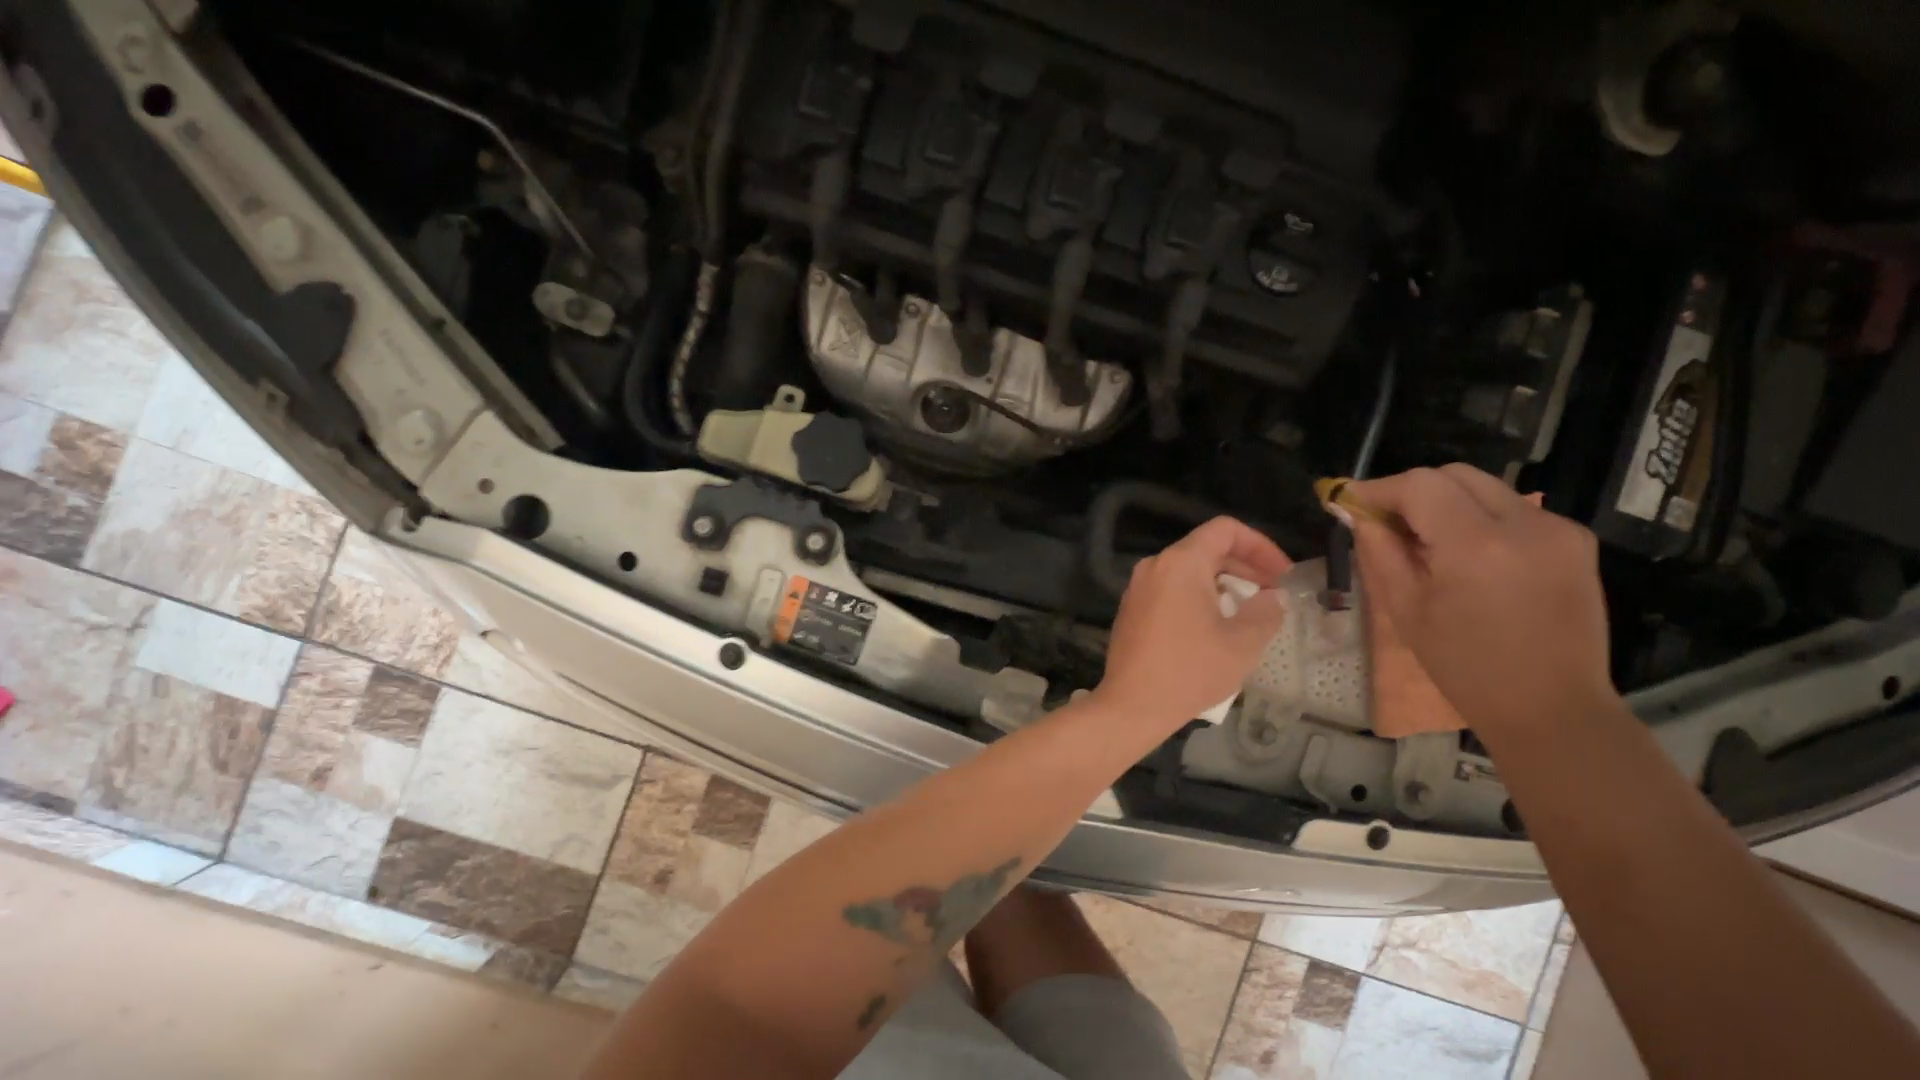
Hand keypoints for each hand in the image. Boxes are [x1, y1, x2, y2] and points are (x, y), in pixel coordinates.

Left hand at [1091, 517, 1291, 729]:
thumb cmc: (1190, 670)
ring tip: (1249, 612)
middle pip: (1207, 549)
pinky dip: (1199, 598)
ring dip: (1224, 584)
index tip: (1282, 575)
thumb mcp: (1242, 643)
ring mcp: (1139, 588)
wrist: (1132, 706)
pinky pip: (1172, 590)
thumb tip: (1274, 597)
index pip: (1225, 530)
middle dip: (1245, 567)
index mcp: (1181, 563)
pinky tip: (1216, 627)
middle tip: (1272, 595)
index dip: (1261, 546)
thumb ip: (1266, 611)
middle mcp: (1155, 566)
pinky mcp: (1133, 610)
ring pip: (1189, 571)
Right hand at [1344, 465, 1615, 739]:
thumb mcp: (1406, 610)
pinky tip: (1473, 557)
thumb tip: (1356, 511)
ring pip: (1486, 488)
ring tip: (1429, 541)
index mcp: (1476, 546)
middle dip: (1414, 491)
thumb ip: (1379, 550)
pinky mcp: (1576, 540)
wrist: (1551, 707)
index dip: (1379, 488)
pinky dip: (1483, 519)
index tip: (1351, 501)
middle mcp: (1524, 524)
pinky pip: (1515, 510)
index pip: (1419, 485)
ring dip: (1449, 503)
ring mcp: (1557, 529)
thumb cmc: (1466, 667)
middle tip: (1387, 522)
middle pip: (1455, 475)